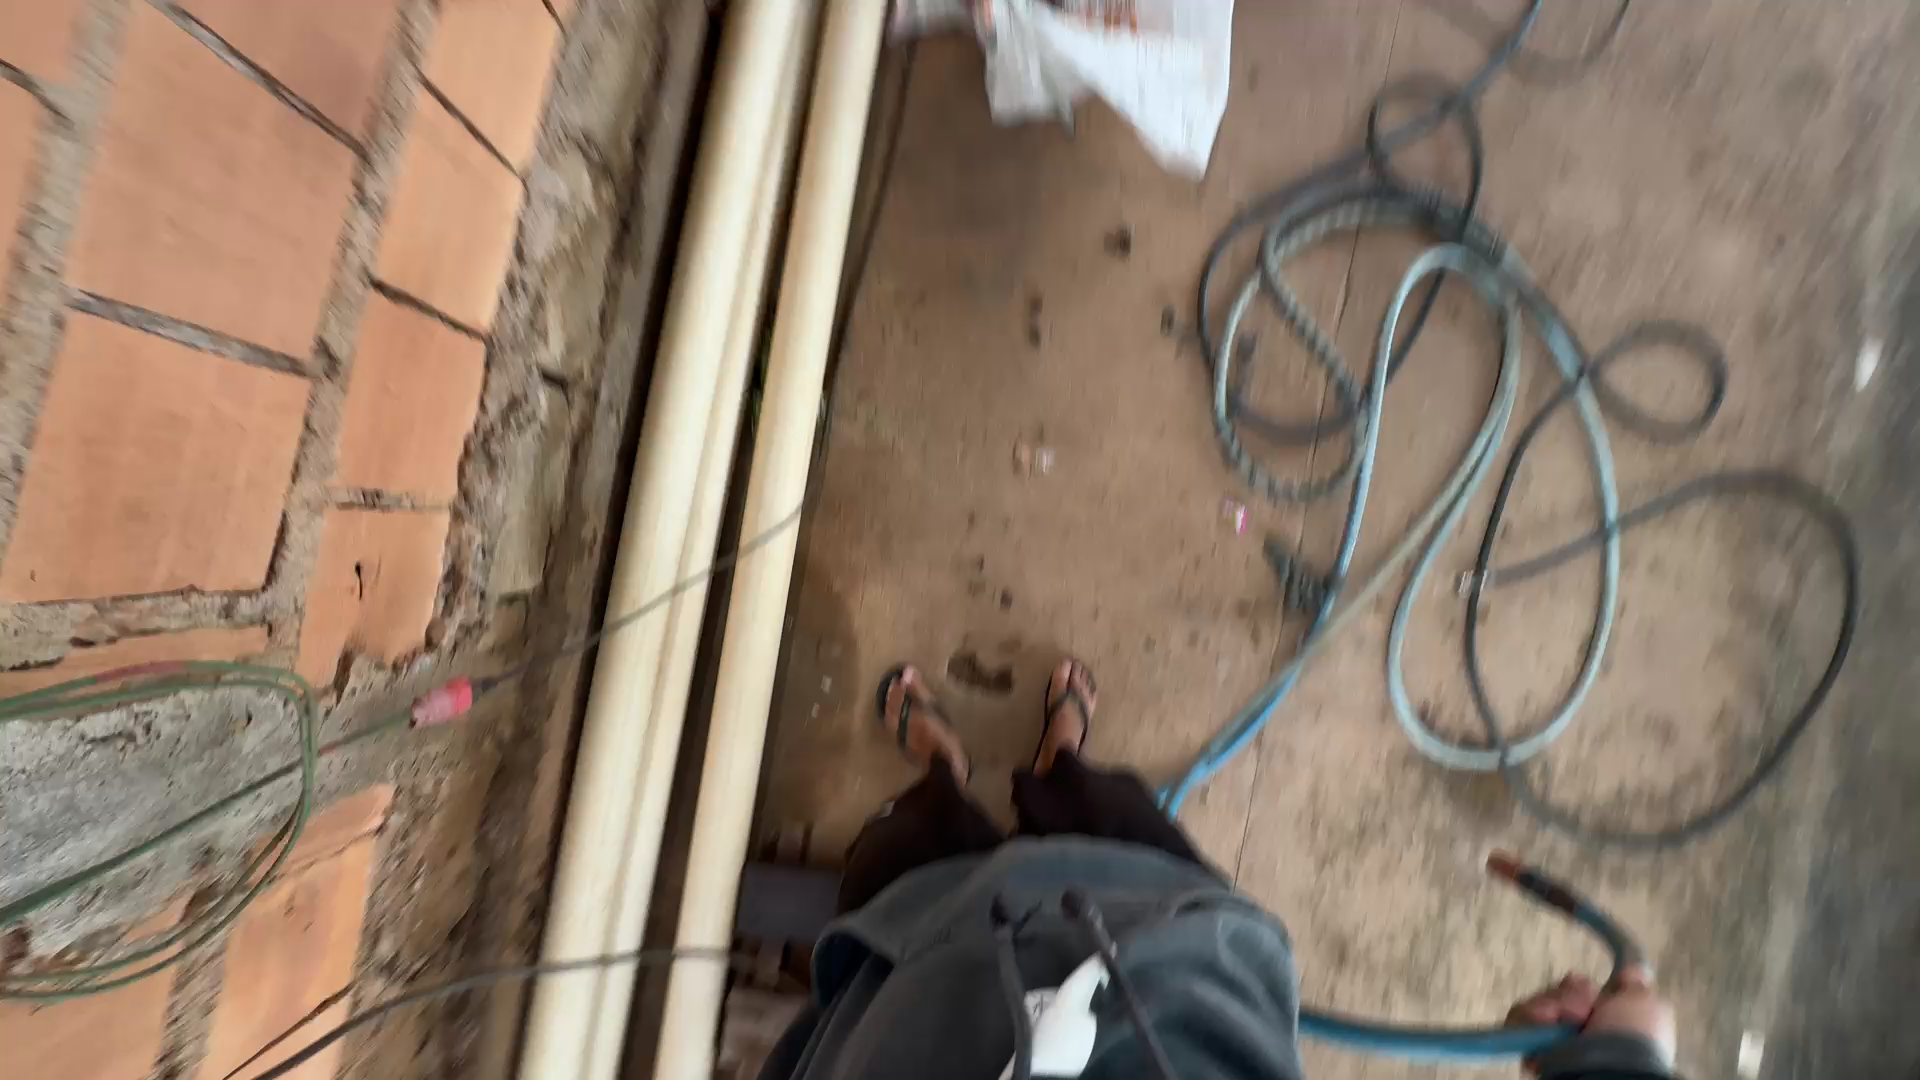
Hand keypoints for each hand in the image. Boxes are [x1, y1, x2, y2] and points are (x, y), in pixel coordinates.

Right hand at [1507, 966, 1676, 1071]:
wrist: (1609, 1069)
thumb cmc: (1631, 1039)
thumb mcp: (1646, 1007)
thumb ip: (1637, 988)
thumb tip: (1633, 970)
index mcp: (1600, 1025)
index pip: (1573, 991)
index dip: (1579, 989)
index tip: (1588, 990)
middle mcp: (1574, 1032)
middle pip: (1553, 994)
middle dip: (1565, 997)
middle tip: (1579, 1012)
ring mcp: (1549, 1041)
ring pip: (1535, 1003)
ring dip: (1549, 1006)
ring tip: (1562, 1022)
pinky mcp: (1528, 1048)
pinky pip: (1518, 1016)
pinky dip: (1531, 1017)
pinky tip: (1545, 1024)